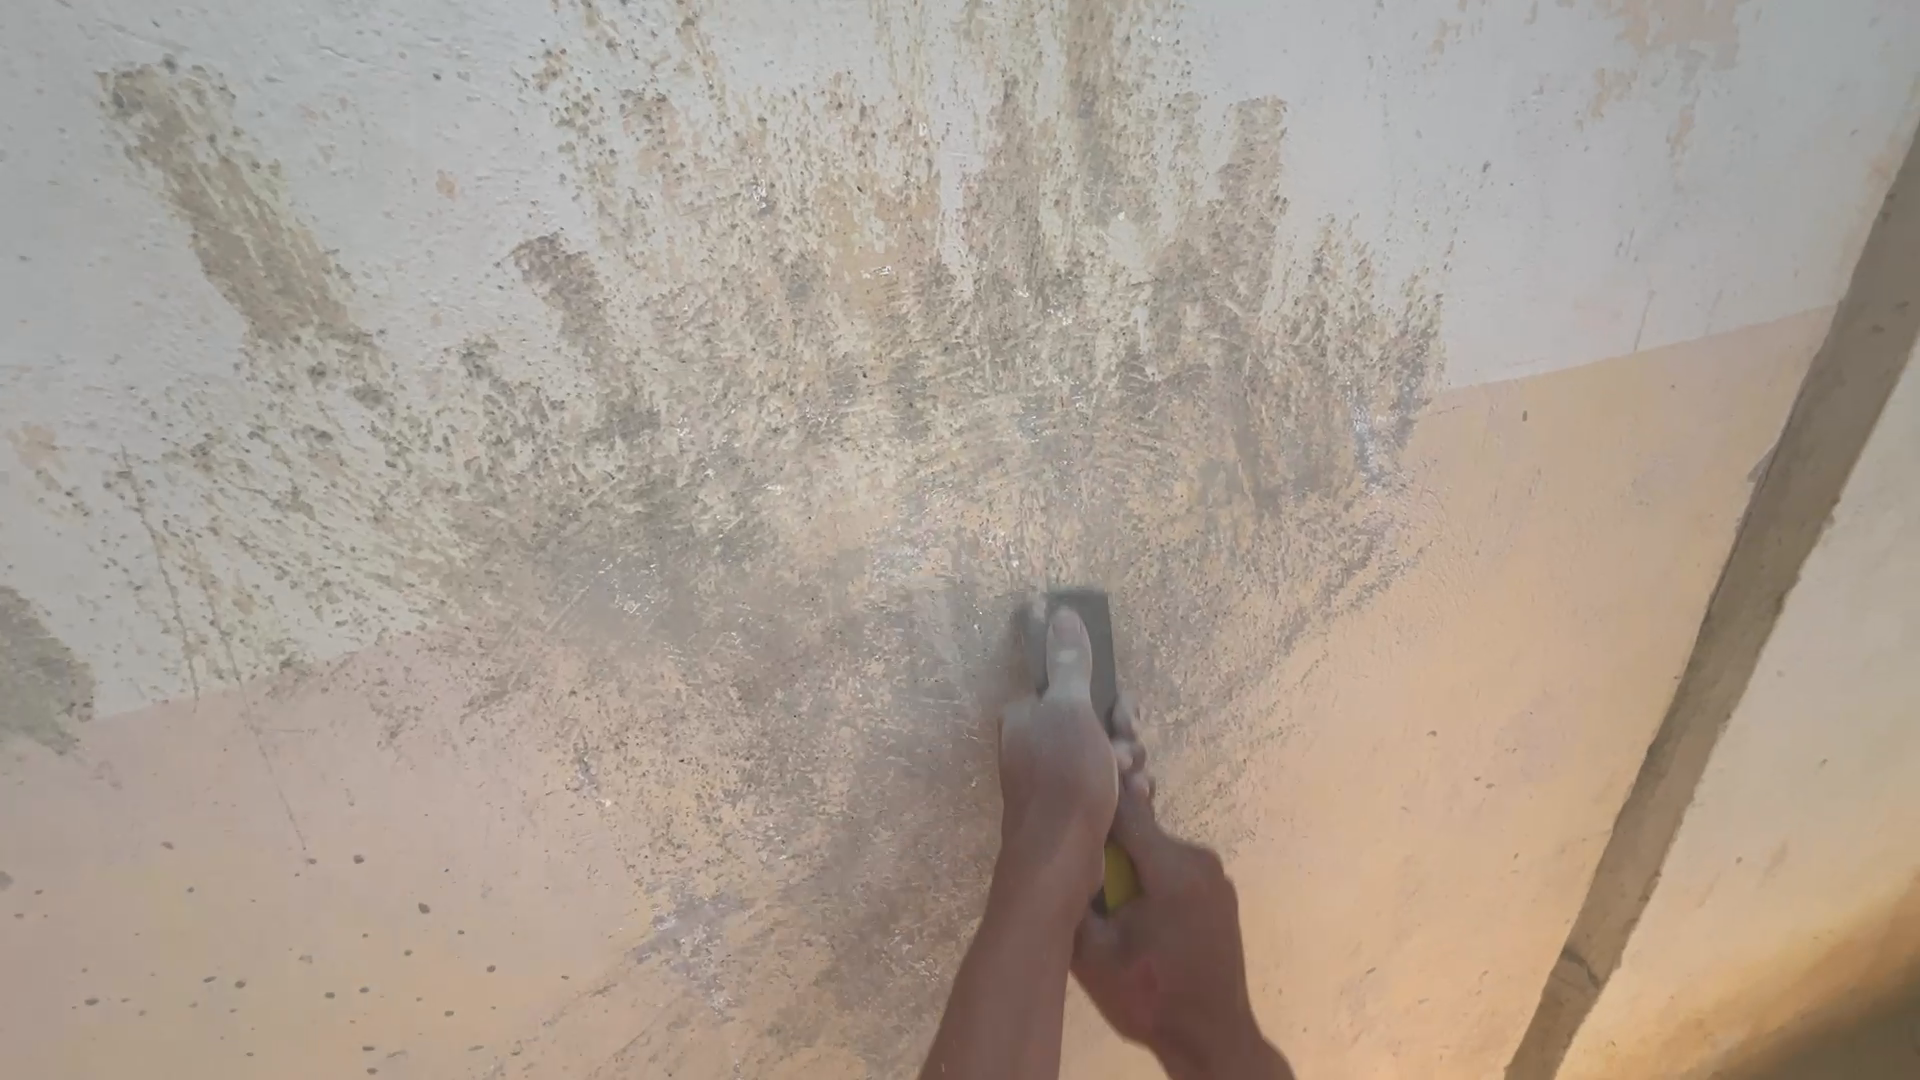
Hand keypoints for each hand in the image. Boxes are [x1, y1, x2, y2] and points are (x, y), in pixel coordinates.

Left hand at [996, 607, 1119, 904]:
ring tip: (1132, 782)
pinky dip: (1121, 789)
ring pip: (1103, 755)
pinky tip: (1133, 799)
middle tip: (1128, 751)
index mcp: (1025, 715)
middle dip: (1120, 737)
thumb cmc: (1064, 777)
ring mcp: (1048, 778)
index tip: (1124, 712)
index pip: (1071, 690)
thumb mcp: (1070, 709)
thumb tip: (1060, 611)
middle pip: (1092, 723)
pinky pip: (1102, 785)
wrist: (1059, 859)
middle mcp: (1032, 743)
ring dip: (1126, 764)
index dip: (1104, 700)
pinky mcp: (1067, 807)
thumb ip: (1069, 662)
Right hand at [1071, 783, 1292, 1079]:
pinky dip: (1148, 874)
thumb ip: (1074, 892)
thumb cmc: (1149, 998)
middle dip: (1106, 842)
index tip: (1060, 800)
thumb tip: (1054, 850)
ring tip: (1106, 896)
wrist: (1212, 1042)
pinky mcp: (1217, 888)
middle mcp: (1199, 858)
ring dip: (1127, 861)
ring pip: (1152, 845)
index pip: (1123, 806)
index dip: (1090, 799)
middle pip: (1137, 827)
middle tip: (1080, 866)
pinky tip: (1134, 908)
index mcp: (1172, 868)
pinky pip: (1170, 863)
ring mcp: (1214, 873)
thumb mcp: (1092, 953)